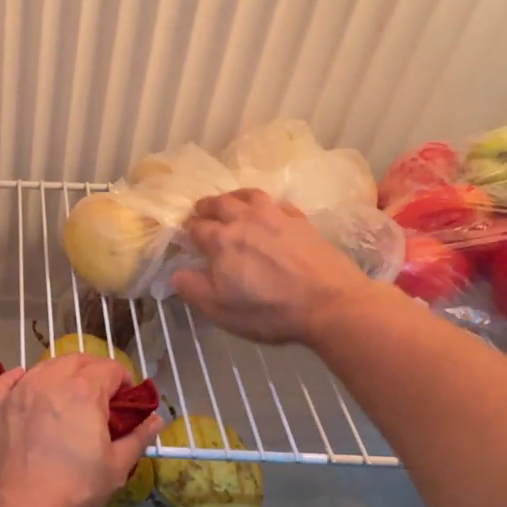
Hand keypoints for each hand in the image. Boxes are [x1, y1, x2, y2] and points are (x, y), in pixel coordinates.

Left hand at [0, 353, 164, 506]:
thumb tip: (156, 420)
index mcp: (84, 391)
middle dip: (95, 371)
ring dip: (63, 372)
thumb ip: (139, 437)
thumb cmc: (75, 489)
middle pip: (78, 360)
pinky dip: (19, 377)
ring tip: (70, 395)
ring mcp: (19, 392)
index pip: (111, 369)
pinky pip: (6, 380)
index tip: (127, 401)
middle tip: (104, 397)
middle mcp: (50, 381)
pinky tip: (26, 385)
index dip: (125, 381)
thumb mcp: (117, 467)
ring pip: (45, 365)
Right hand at [171, 188, 383, 345]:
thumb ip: (192, 288)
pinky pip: (277, 203)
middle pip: (220, 202)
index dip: (187, 231)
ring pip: (249, 194)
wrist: (330, 304)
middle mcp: (245, 220)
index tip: (185, 238)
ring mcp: (276, 216)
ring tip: (231, 204)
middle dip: (206, 207)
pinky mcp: (302, 221)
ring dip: (234, 197)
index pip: (195, 227)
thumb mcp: (219, 310)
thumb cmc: (268, 311)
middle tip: (202, 213)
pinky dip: (265, 205)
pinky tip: (268, 214)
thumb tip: (176, 273)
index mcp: (220, 240)